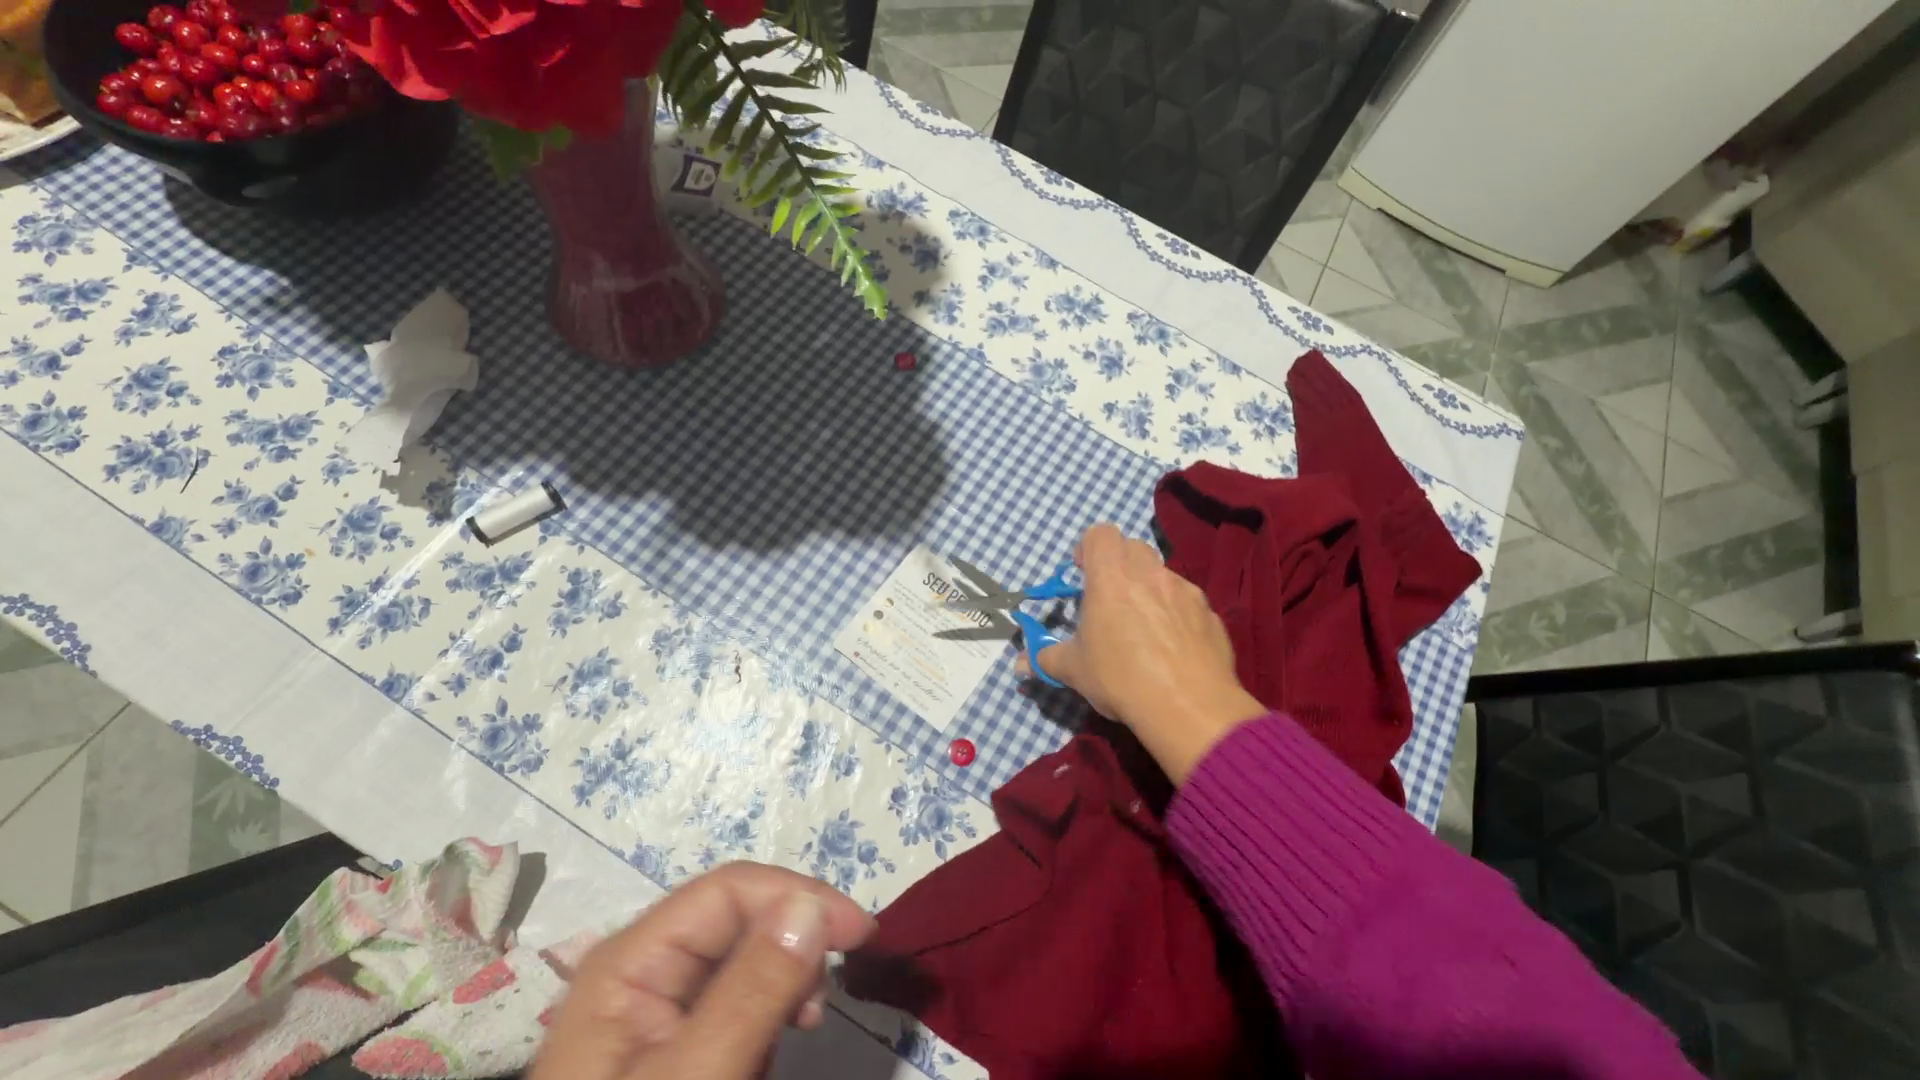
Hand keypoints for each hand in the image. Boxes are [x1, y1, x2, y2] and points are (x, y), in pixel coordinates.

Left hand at [530, 862, 874, 1079]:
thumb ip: (751, 992)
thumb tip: (811, 905)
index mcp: (631, 962)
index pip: (729, 891)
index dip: (799, 897)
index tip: (862, 938)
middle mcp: (644, 970)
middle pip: (738, 919)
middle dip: (794, 942)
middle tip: (825, 1003)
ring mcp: (659, 1010)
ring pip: (745, 957)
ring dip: (787, 979)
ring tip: (802, 1027)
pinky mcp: (678, 1045)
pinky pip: (738, 1001)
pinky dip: (771, 1013)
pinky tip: (775, 1046)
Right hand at [1028, 523, 1267, 782]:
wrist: (1188, 706)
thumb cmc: (1121, 678)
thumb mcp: (1074, 671)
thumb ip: (1046, 659)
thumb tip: (1021, 664)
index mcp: (1111, 578)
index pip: (1100, 533)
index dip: (1088, 547)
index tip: (1082, 573)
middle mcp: (1150, 574)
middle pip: (1133, 547)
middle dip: (1119, 564)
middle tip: (1110, 598)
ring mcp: (1185, 592)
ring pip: (1163, 574)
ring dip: (1149, 589)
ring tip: (1143, 627)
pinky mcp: (1210, 614)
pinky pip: (1188, 603)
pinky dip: (1177, 614)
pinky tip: (1172, 648)